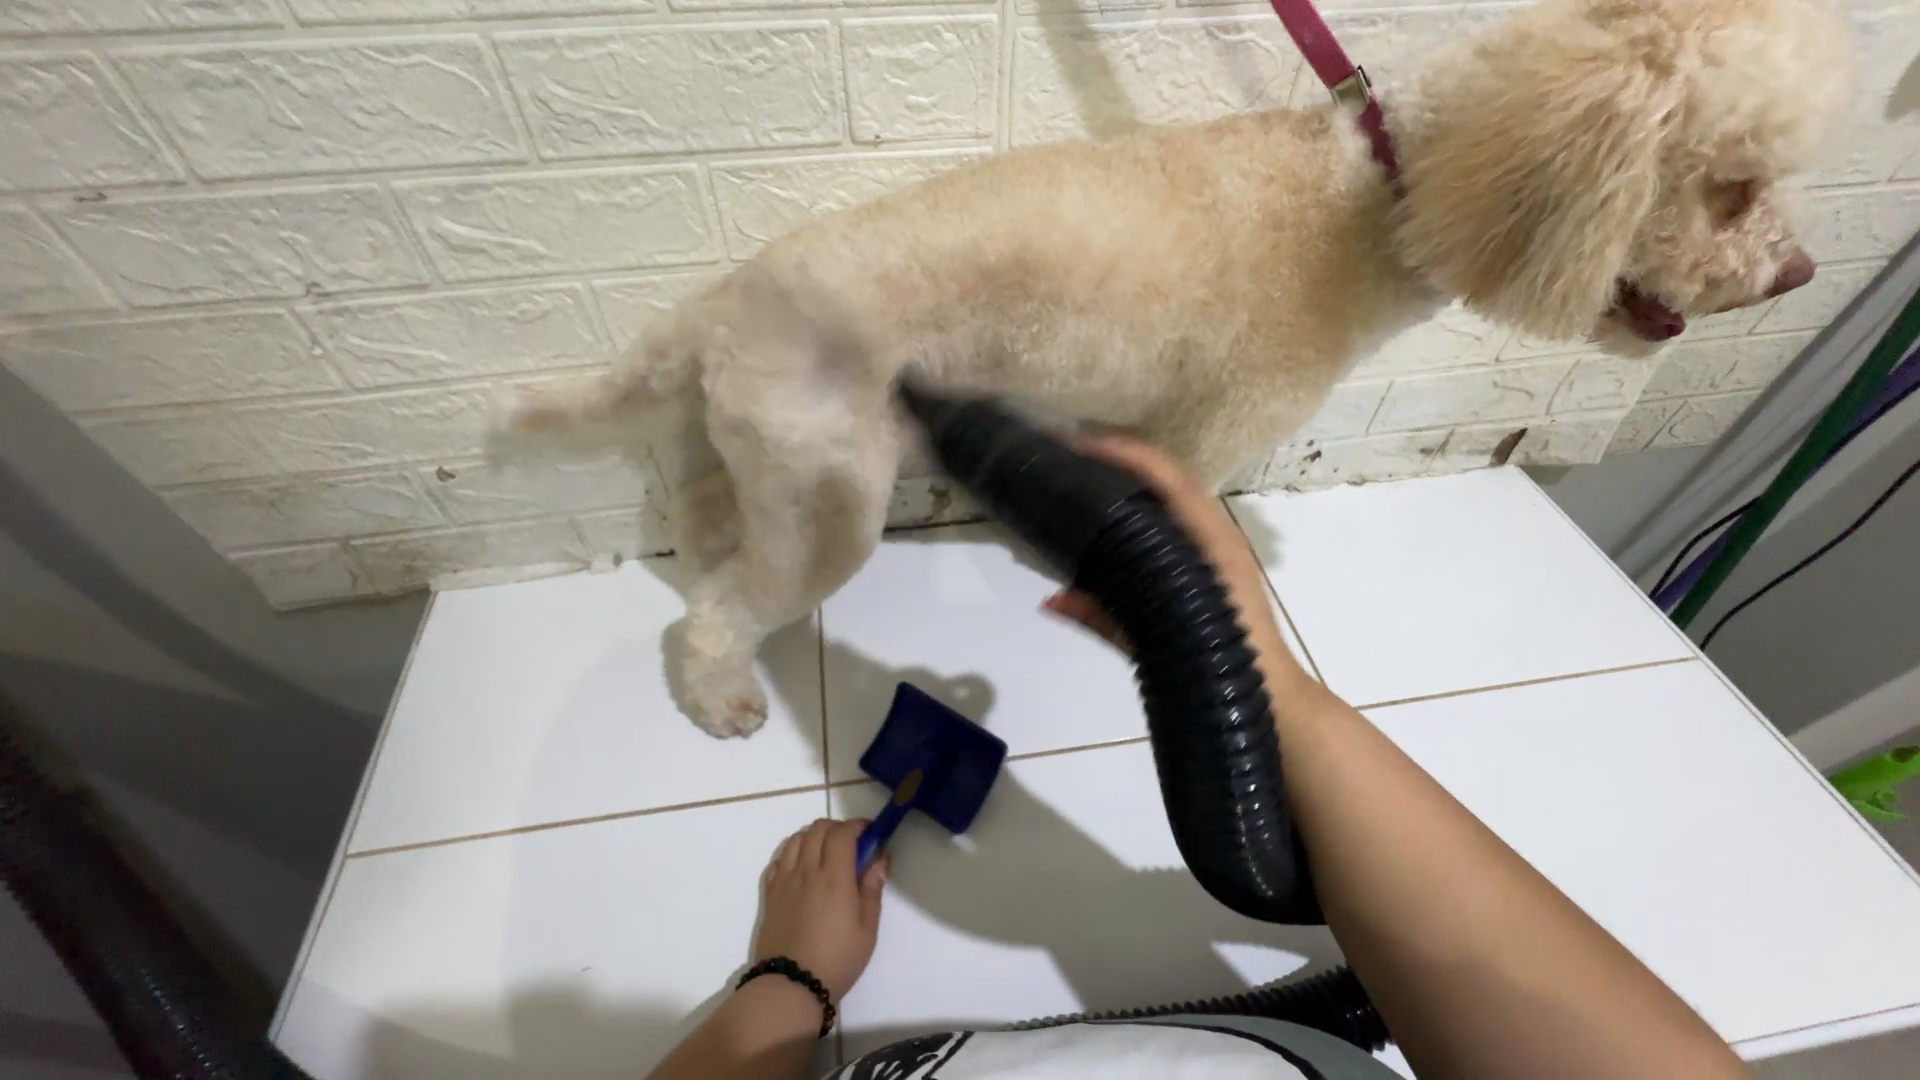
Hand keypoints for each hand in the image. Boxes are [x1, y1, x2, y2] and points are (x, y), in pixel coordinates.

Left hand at [753, 819, 887, 1002]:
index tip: (869, 833)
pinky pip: (779, 859)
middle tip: (851, 844)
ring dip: (813, 836)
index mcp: (834, 876)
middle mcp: (807, 870)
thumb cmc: (837, 959)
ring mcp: (785, 880)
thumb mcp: (867, 929)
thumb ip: (873, 889)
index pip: (843, 832)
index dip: (857, 825)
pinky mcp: (770, 894)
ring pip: (796, 838)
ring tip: (825, 853)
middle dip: (837, 827)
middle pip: (818, 828)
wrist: (790, 987)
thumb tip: (880, 860)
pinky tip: (802, 868)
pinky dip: (792, 852)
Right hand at [1041, 437, 1300, 681]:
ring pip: (1175, 497)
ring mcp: (1221, 545)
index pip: (1168, 478)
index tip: (1081, 447)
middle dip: (1124, 463)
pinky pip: (1179, 519)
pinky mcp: (1218, 560)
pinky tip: (1119, 522)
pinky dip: (1149, 509)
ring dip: (1136, 483)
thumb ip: (1100, 618)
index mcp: (1209, 541)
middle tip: (1076, 463)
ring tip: (1090, 482)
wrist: (1264, 694)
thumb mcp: (1149, 642)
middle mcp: (1217, 533)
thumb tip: (1050, 600)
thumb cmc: (1213, 663)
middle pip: (1169, 478)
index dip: (1125, 455)